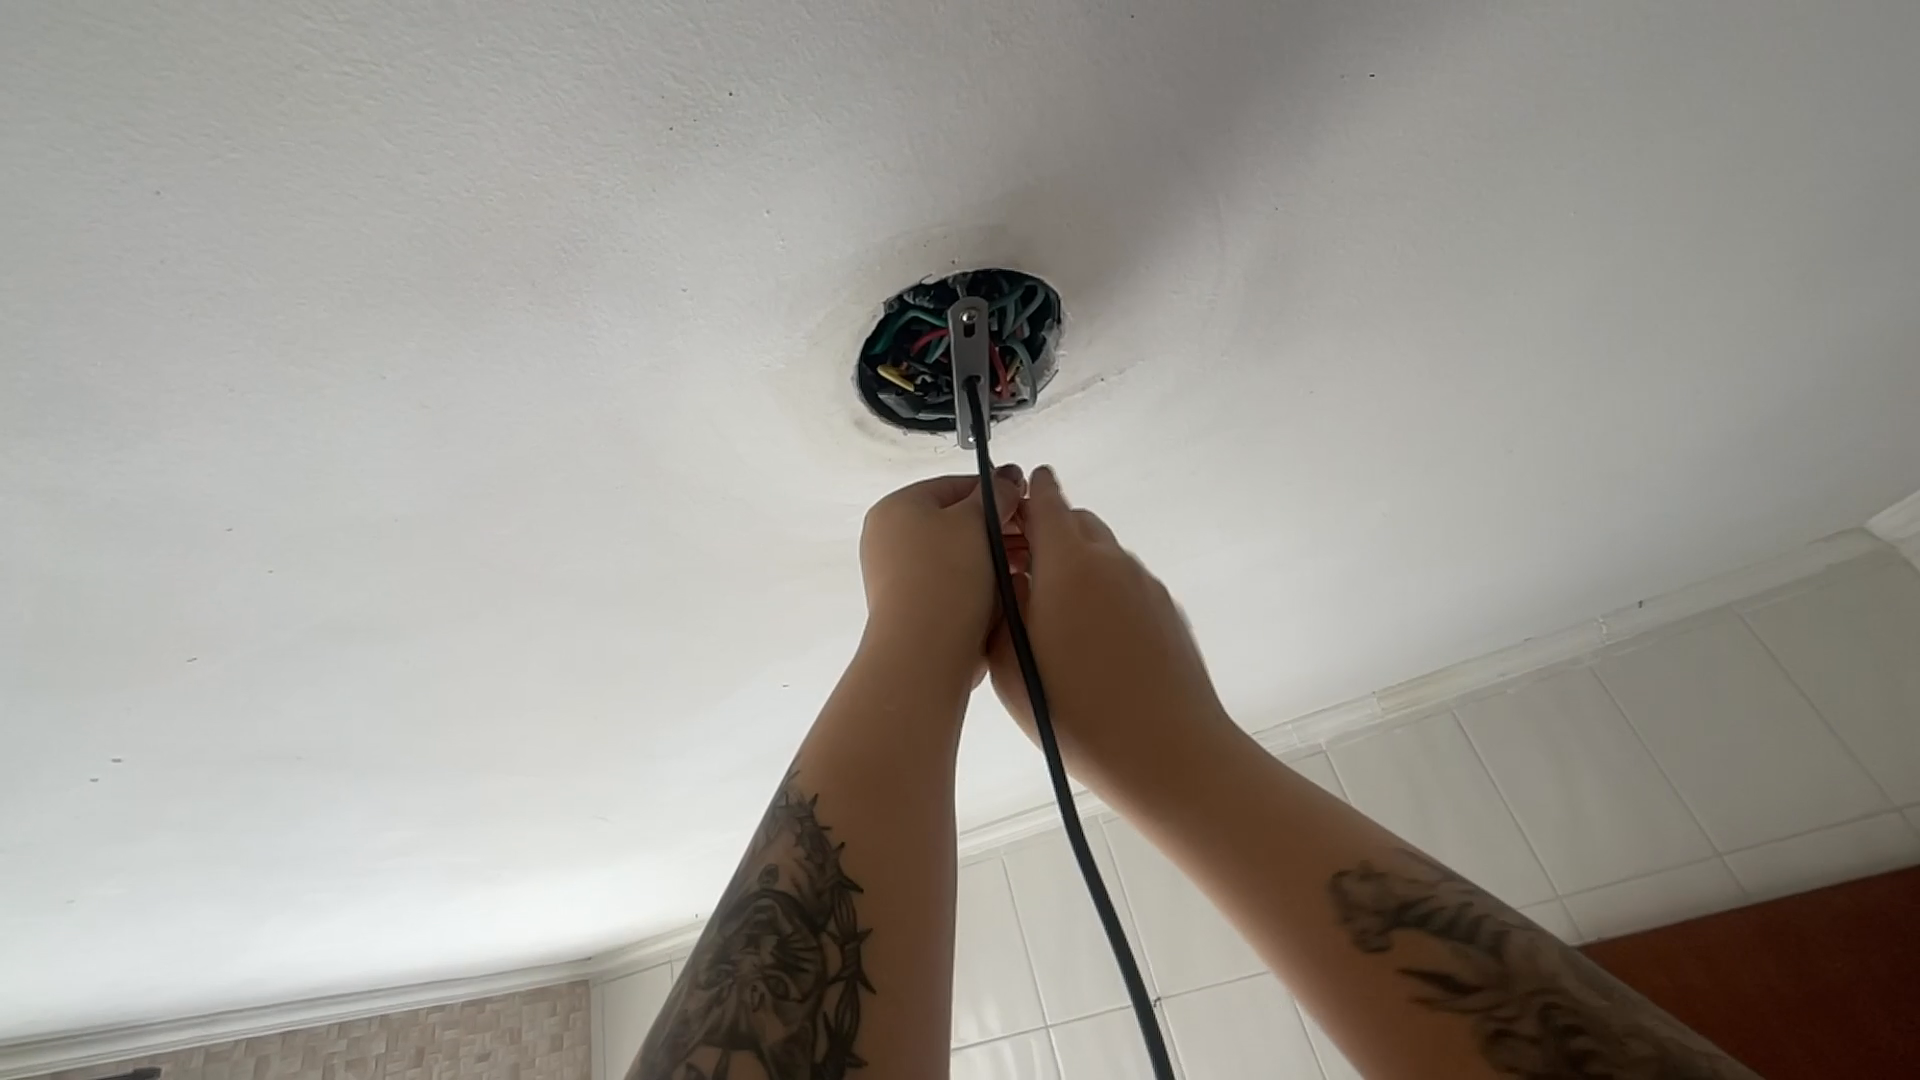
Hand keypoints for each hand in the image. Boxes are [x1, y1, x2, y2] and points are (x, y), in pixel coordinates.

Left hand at [859, 466, 1026, 672]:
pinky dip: (978, 585)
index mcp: (898, 507)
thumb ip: (996, 494)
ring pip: (957, 556)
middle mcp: (890, 538)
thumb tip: (1007, 480)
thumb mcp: (977, 521)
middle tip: (1030, 536)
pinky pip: (951, 585)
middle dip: (997, 528)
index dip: (996, 492)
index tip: (1026, 503)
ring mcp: (898, 575)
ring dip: (992, 558)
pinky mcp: (913, 607)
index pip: (956, 486)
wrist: (923, 650)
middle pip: (955, 522)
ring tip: (1022, 565)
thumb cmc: (944, 579)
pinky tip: (1004, 592)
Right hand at [987, 466, 1232, 786]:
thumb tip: (1010, 576)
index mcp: (1068, 563)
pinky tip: (1094, 639)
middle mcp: (1112, 561)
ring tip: (1056, 613)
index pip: (1047, 500)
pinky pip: (1127, 584)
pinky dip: (1104, 591)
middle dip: (1049, 532)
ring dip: (1077, 564)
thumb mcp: (1008, 661)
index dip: (1028, 492)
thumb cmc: (1074, 711)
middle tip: (1023, 567)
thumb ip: (1002, 605)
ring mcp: (1146, 585)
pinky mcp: (1167, 611)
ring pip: (1104, 554)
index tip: (1016, 494)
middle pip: (1077, 523)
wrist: (1168, 753)